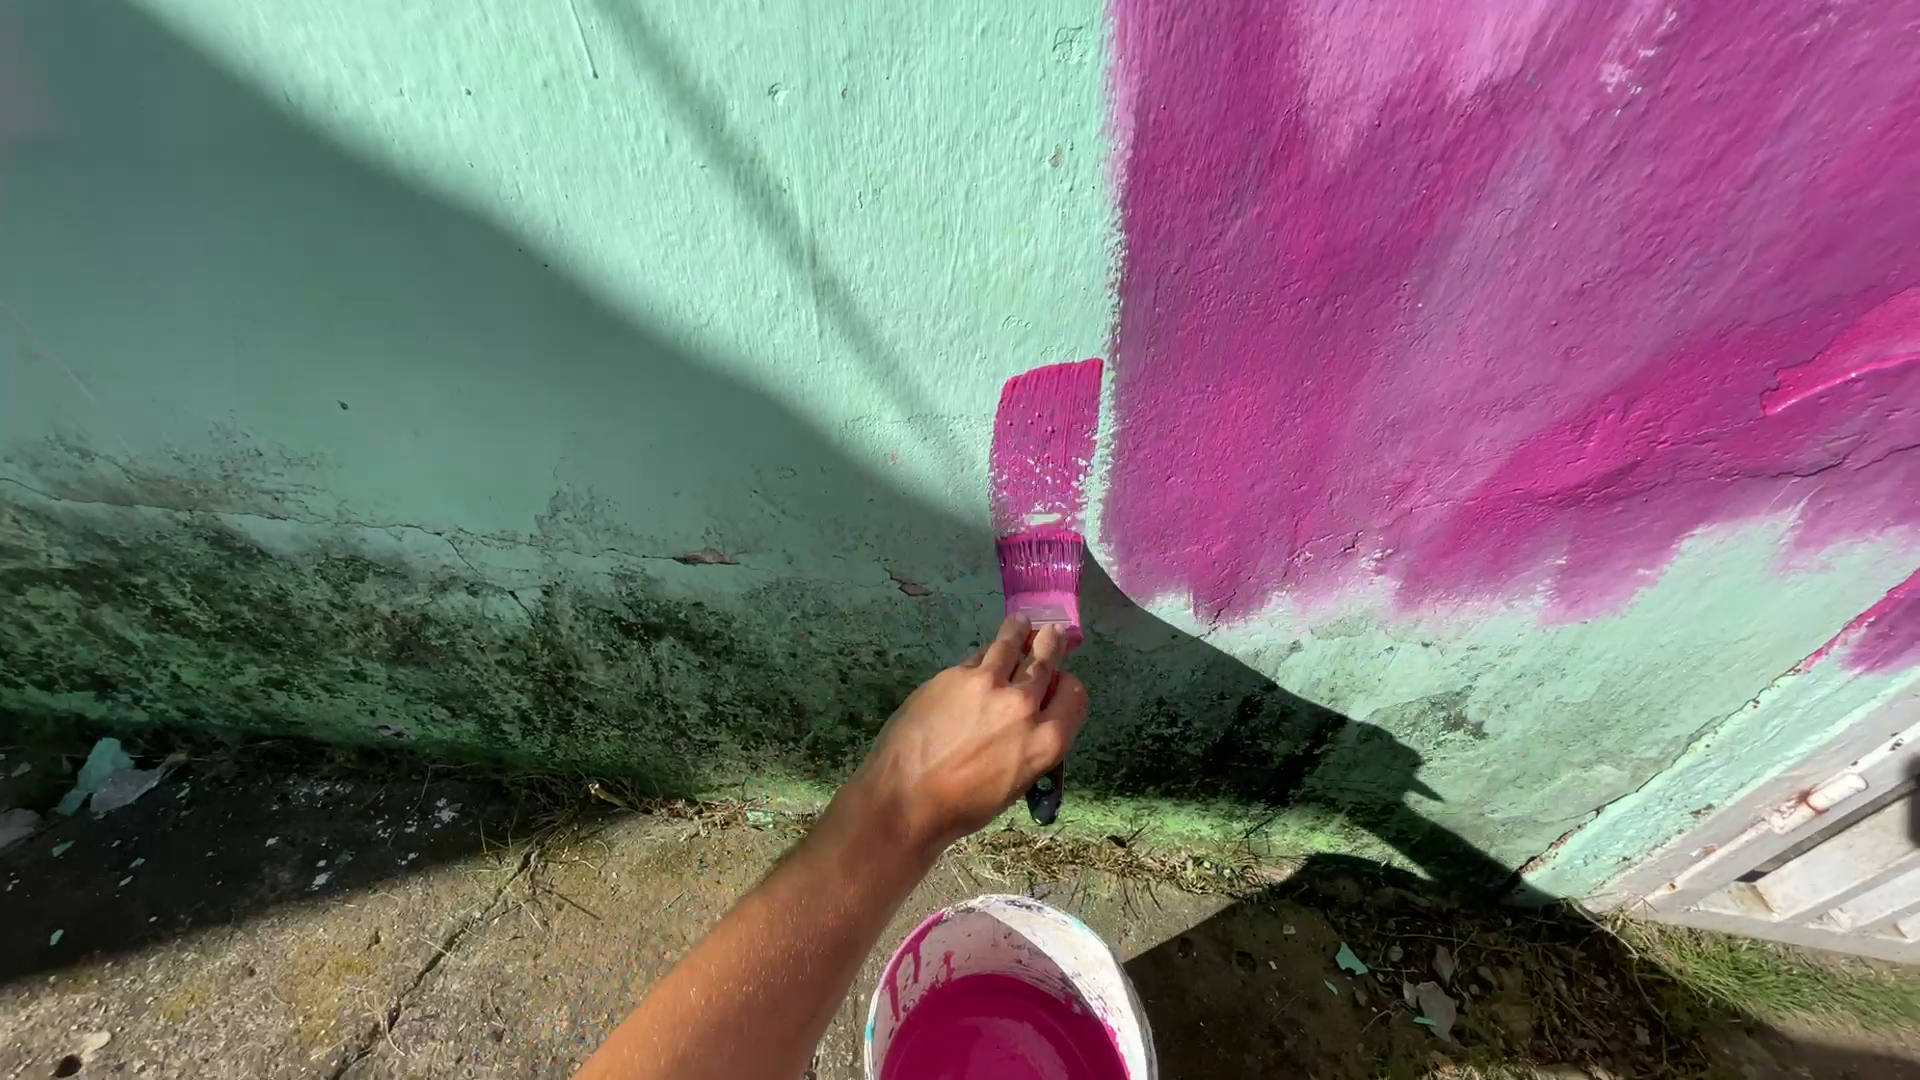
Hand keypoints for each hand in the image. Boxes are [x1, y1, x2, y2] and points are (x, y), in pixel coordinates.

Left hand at [833, 615, 1088, 858]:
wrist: (905, 796)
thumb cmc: (962, 805)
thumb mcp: (1016, 783)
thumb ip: (1032, 743)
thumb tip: (1033, 715)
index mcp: (1047, 741)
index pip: (1074, 694)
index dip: (1068, 685)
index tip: (1059, 683)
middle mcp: (1024, 705)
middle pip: (1047, 660)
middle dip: (1052, 644)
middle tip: (1054, 632)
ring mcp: (989, 684)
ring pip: (1013, 644)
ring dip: (1020, 631)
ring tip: (1022, 622)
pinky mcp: (956, 674)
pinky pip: (980, 656)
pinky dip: (986, 654)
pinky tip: (985, 652)